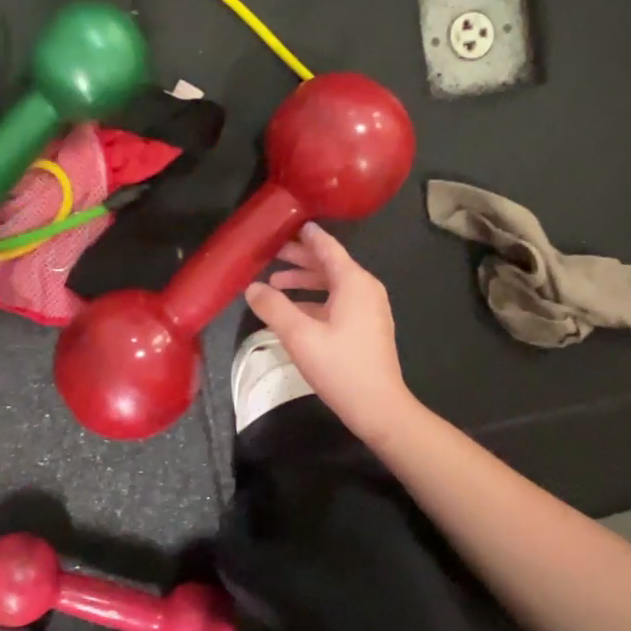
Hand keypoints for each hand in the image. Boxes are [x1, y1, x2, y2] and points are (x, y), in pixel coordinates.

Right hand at [243, 223, 417, 431]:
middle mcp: (365, 288)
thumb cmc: (340, 367)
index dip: (306, 235)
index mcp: (354, 282)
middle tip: (271, 253)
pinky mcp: (368, 327)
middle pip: (330, 264)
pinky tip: (294, 311)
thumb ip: (274, 308)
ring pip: (333, 284)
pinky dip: (316, 299)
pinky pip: (339, 301)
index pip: (327, 247)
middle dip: (300, 258)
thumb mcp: (300, 336)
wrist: (379, 407)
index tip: (287, 224)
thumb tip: (252, 288)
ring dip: (305, 281)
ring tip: (276, 282)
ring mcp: (370, 308)